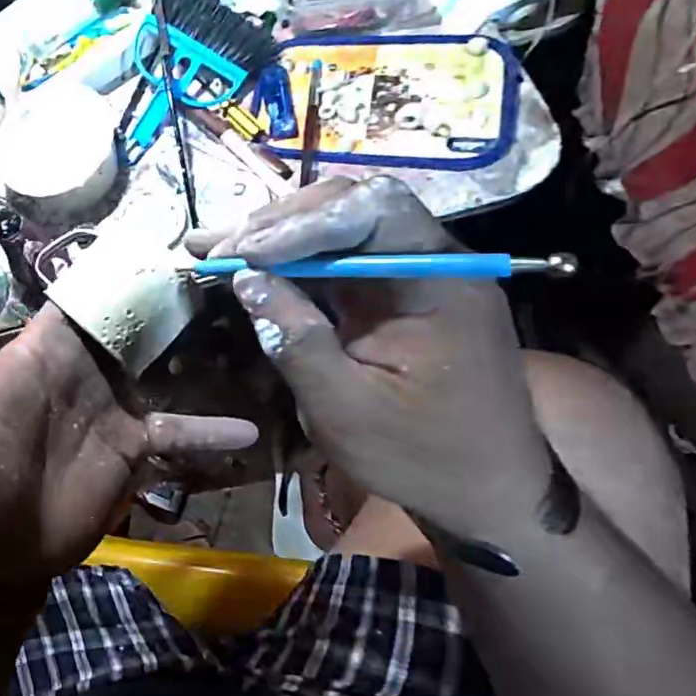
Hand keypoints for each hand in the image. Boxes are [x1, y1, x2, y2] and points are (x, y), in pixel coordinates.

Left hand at [0, 274, 256, 606]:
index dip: (115, 265)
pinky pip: (176, 432)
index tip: (160, 230)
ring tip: (257, 315)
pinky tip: (249, 429)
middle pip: (133, 321)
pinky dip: (209, 430)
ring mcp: (110, 408)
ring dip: (201, 345)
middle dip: (172, 292)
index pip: (80, 295)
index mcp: (38, 353)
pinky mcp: (131, 450)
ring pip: (163, 366)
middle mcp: (81, 370)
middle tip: (228, 257)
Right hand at [187, 176, 552, 534]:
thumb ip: (295, 340)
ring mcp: (409, 276)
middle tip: (212, 245)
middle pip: (352, 206)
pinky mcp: (389, 294)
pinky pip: (335, 260)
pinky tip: (244, 264)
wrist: (483, 488)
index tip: (241, 253)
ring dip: (273, 236)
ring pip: (337, 227)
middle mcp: (430, 263)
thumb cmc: (419, 456)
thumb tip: (246, 279)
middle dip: (277, 222)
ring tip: (212, 247)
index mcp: (438, 284)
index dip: (301, 223)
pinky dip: (286, 261)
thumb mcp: (344, 409)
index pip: (374, 213)